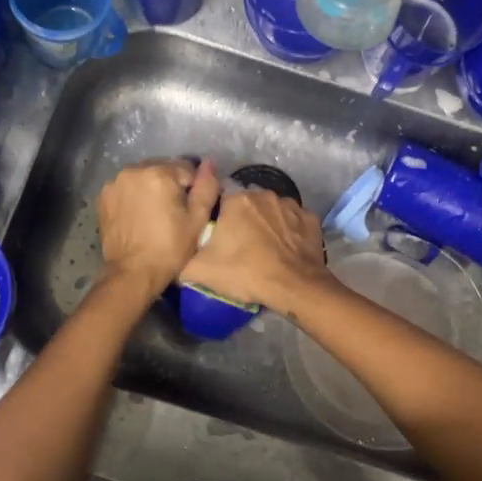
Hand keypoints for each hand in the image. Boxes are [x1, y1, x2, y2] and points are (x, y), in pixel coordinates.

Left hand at [97, 159, 219, 294]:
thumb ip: (207, 186)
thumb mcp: (197, 219)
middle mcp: (134, 170)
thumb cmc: (170, 247)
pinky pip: (126, 187)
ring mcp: (115, 182)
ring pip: (142, 176)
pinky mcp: (103, 196)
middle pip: (162, 168)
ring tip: (154, 213)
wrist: (133, 272)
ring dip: (150, 187)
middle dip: (170, 184)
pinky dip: (133, 195)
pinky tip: (138, 214)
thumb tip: (209, 163)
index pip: (186, 168)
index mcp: (159, 173)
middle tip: (172, 211)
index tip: (189, 207)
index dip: (192, 187)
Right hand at [179, 188, 328, 311]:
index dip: (219, 214)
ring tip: (265, 246)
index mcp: (236, 199)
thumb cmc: (245, 272)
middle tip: (240, 242)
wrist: (294, 286)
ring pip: (272, 209)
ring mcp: (290, 204)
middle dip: (243, 217)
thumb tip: (171, 255)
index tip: (219, 232)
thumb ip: (181, 258)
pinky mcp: (310, 218)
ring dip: (267, 221)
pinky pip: (294, 220)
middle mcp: (263, 194)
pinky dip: (289, 230)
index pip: (220, 196)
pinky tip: (286, 248)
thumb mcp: (200, 270)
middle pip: (247, 201)